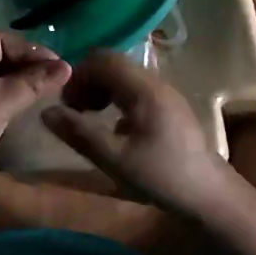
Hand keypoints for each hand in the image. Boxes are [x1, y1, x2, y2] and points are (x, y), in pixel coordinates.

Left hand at [0, 32, 71, 183]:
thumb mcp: (3, 103)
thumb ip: (34, 82)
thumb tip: (67, 67)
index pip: (0, 39)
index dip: (32, 50)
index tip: (59, 66)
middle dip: (25, 63)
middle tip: (55, 77)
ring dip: (15, 77)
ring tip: (43, 88)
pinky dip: (1, 89)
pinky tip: (21, 99)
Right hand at [41, 50, 236, 213]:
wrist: (210, 196)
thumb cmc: (162, 177)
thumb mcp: (115, 159)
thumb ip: (79, 133)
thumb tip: (45, 112)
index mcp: (144, 90)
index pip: (103, 59)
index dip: (78, 74)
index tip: (66, 103)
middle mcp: (155, 84)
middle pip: (111, 64)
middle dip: (86, 81)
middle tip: (73, 111)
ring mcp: (163, 94)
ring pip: (121, 75)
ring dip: (98, 89)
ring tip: (87, 117)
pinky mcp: (166, 106)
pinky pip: (132, 88)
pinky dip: (113, 98)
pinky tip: (110, 126)